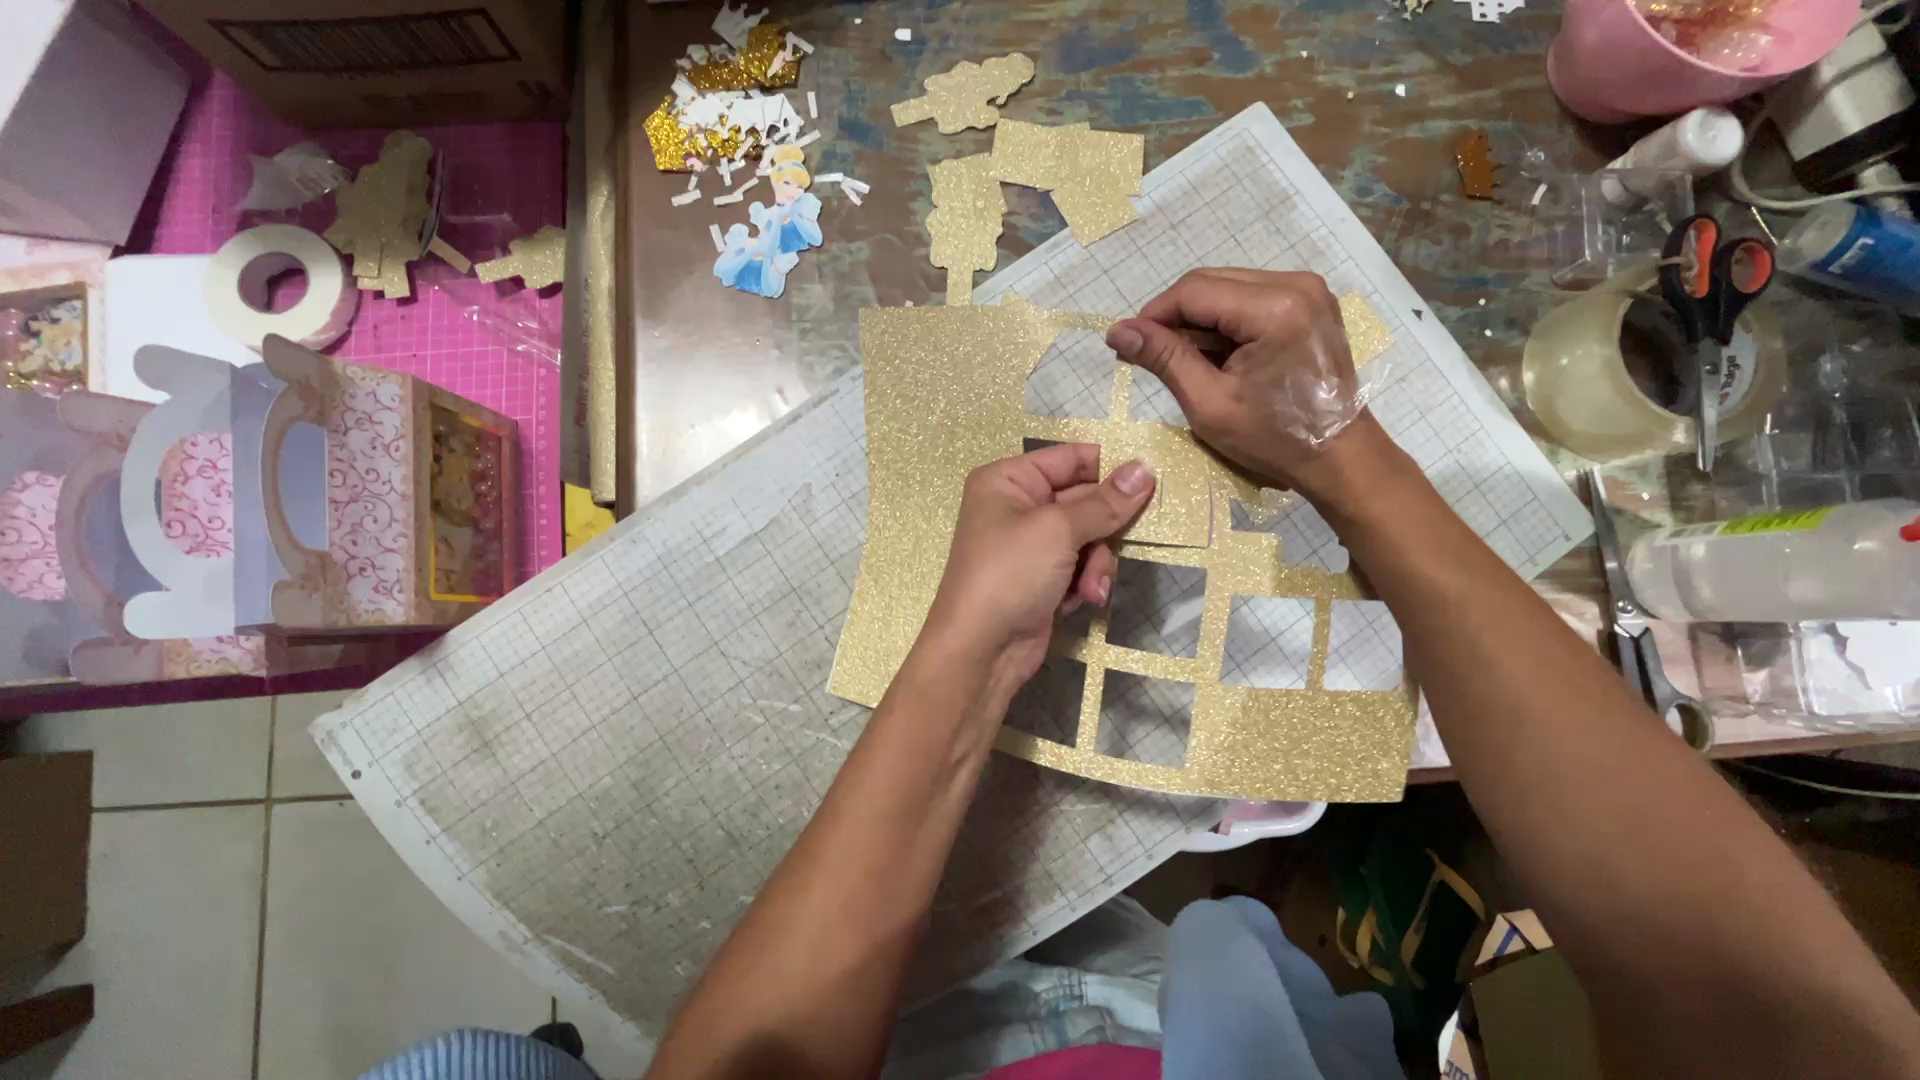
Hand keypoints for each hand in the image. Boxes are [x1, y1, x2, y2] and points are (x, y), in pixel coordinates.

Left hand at [920, 444, 1154, 697]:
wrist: (980, 650)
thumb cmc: (1010, 574)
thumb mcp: (1059, 530)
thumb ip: (1105, 501)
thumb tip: (1146, 468)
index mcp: (1008, 480)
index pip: (1070, 458)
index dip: (1109, 468)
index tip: (1150, 480)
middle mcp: (1017, 507)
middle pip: (1083, 500)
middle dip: (1104, 528)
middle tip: (1128, 538)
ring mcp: (1029, 546)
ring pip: (1088, 538)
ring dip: (1097, 563)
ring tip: (1092, 586)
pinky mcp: (1041, 580)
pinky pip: (1079, 568)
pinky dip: (1084, 583)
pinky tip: (1080, 601)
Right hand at [1105, 268, 1385, 504]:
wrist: (1339, 456)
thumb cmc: (1274, 439)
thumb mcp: (1209, 404)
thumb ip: (1164, 359)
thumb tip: (1118, 331)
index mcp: (1274, 308)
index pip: (1194, 290)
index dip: (1153, 314)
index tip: (1126, 343)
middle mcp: (1295, 284)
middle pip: (1211, 282)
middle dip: (1174, 315)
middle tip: (1148, 353)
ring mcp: (1307, 290)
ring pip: (1228, 287)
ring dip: (1198, 319)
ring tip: (1182, 359)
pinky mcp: (1309, 302)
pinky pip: (1250, 297)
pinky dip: (1224, 321)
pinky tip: (1215, 354)